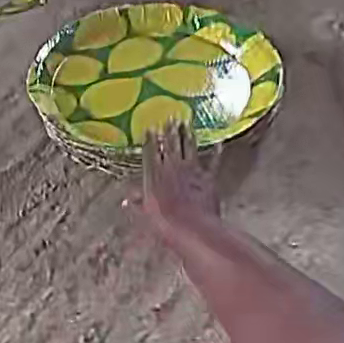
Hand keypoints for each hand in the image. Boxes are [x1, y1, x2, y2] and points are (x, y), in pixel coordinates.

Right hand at [126, 122, 218, 241]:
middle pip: (170, 145)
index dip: (150, 139)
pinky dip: (216, 153)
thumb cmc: (165, 223)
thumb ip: (136, 204)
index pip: (150, 152)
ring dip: (187, 134)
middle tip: (171, 116)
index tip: (150, 127)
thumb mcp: (145, 214)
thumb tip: (125, 199)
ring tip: (186, 122)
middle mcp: (172, 167)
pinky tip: (218, 143)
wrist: (193, 226)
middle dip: (169, 130)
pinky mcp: (207, 177)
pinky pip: (213, 162)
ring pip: (189, 147)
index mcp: (154, 175)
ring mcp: (192, 170)